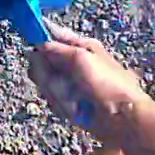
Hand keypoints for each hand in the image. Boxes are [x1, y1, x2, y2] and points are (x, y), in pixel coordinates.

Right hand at [26, 23, 153, 140]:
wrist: (123, 119)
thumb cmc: (107, 83)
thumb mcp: (81, 58)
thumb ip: (57, 49)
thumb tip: (37, 44)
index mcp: (80, 46)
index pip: (52, 35)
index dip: (40, 38)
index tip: (31, 45)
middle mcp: (72, 62)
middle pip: (43, 61)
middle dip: (47, 74)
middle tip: (60, 82)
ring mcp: (68, 82)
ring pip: (45, 82)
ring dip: (57, 91)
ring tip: (74, 99)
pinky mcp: (66, 100)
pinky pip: (52, 98)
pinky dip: (61, 104)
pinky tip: (75, 109)